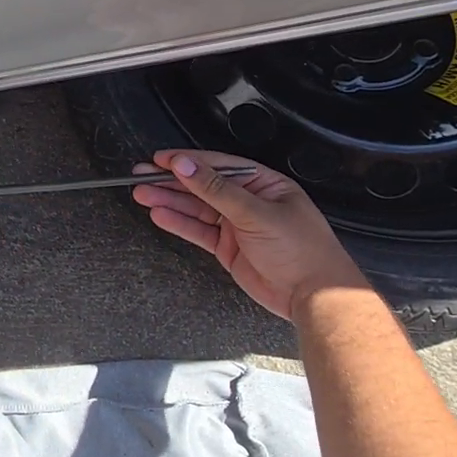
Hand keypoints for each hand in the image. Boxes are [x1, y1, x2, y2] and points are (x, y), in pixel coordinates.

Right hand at [133, 150, 366, 319]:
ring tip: (142, 193)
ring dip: (168, 200)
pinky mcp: (228, 246)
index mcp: (264, 185)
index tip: (161, 160)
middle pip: (201, 186)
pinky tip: (160, 214)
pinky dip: (177, 222)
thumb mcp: (256, 212)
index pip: (217, 166)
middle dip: (170, 180)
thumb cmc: (303, 252)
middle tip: (142, 175)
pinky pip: (197, 230)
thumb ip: (216, 189)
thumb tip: (187, 165)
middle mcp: (249, 202)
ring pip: (195, 208)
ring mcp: (237, 225)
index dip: (187, 161)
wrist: (314, 297)